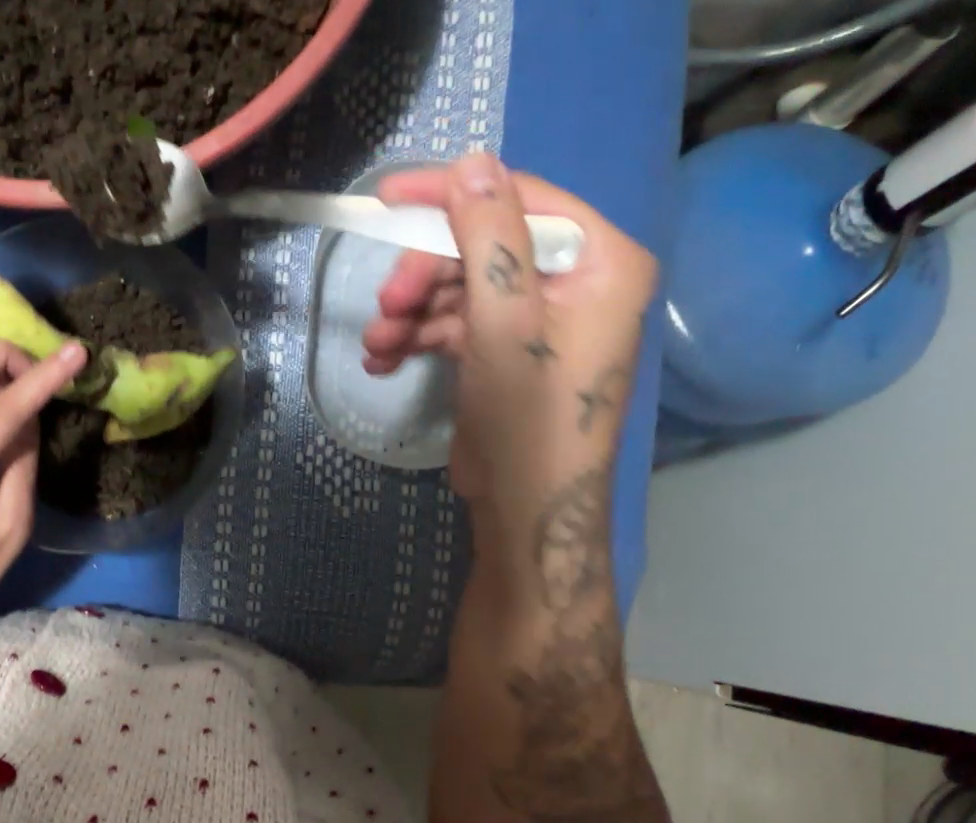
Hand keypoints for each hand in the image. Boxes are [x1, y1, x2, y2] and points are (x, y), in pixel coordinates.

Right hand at [362, 155, 657, 518]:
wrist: (527, 508)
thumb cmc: (528, 417)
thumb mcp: (504, 322)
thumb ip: (490, 237)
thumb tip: (471, 161)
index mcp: (598, 261)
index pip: (519, 201)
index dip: (451, 196)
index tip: (386, 199)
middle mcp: (574, 281)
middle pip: (482, 247)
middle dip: (424, 275)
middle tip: (384, 304)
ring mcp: (537, 319)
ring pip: (460, 288)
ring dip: (411, 313)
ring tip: (377, 344)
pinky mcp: (506, 352)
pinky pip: (457, 324)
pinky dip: (418, 337)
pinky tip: (385, 360)